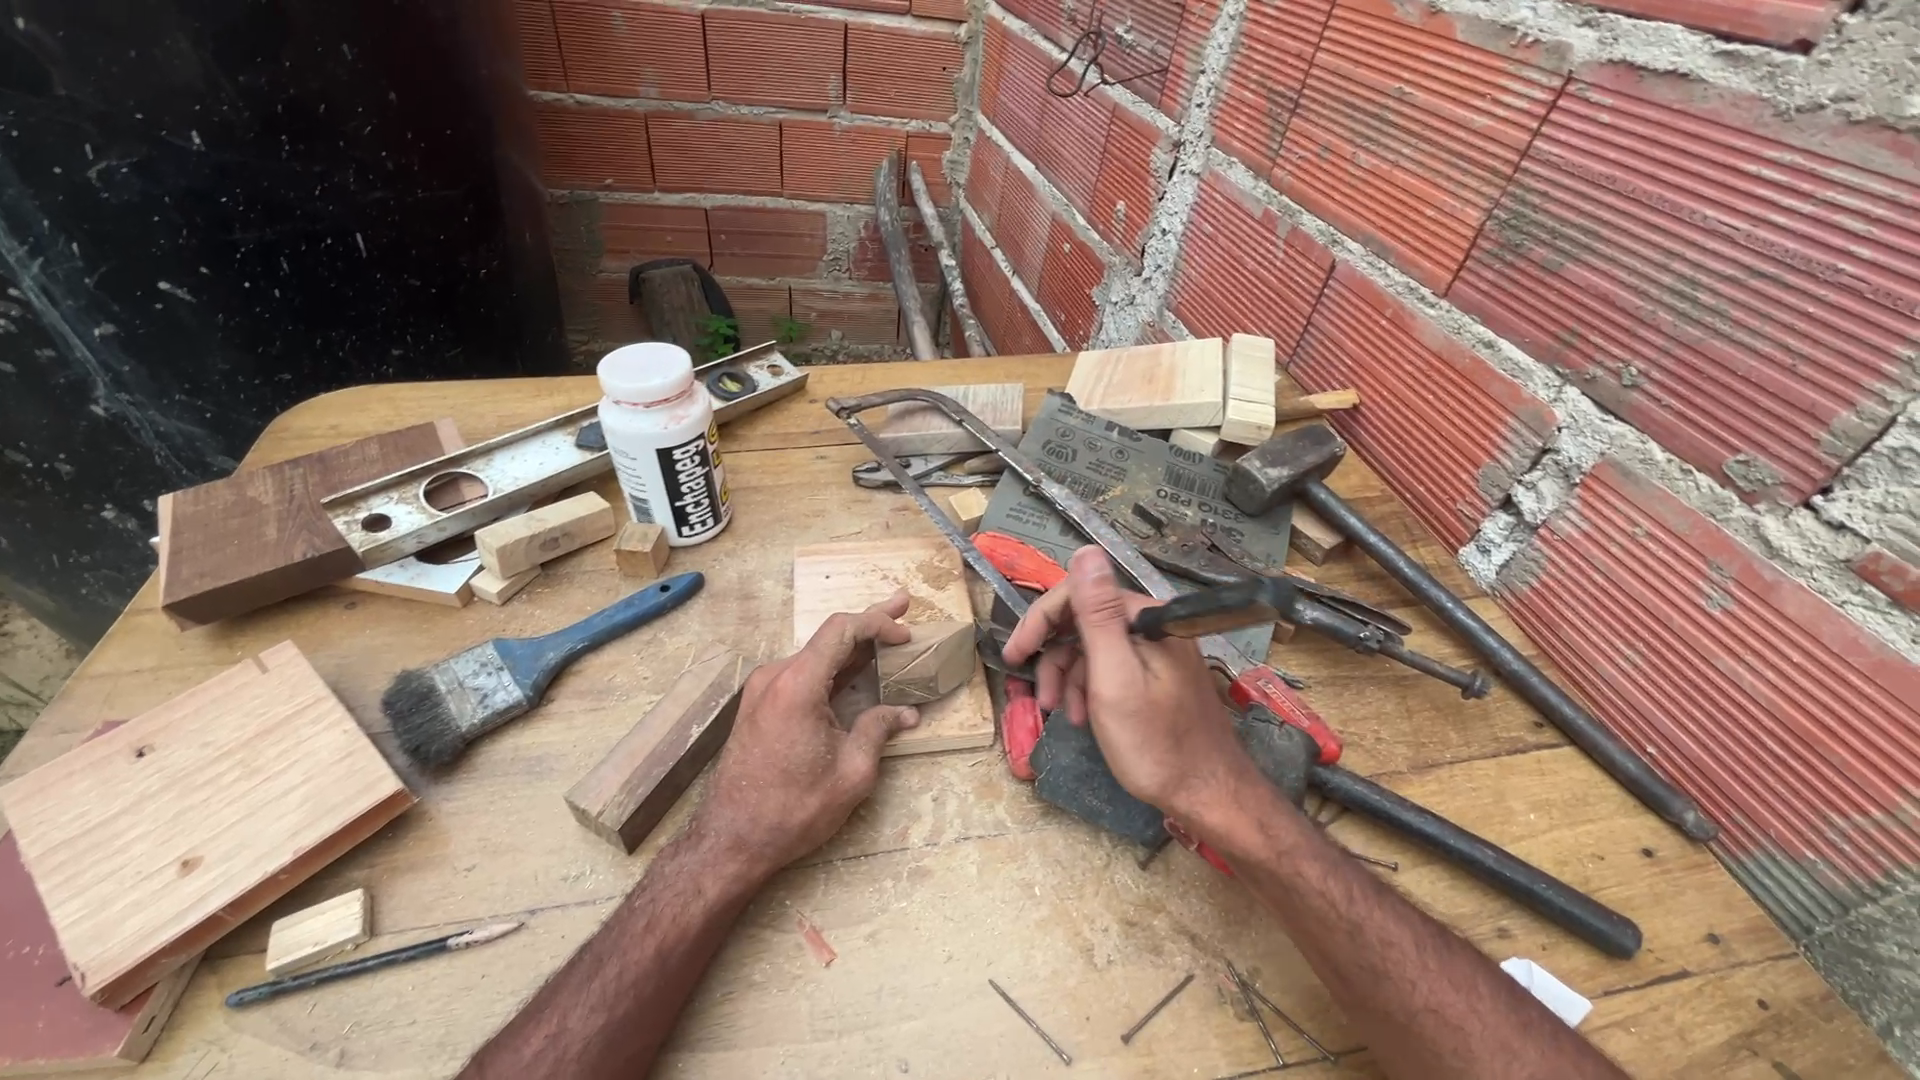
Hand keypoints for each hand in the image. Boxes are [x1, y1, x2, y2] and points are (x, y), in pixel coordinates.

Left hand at [695, 592, 921, 876]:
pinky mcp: (760, 705)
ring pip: (816, 654)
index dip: (877, 624)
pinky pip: (803, 673)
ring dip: (853, 647)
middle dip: (869, 623)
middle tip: (902, 605)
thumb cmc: (793, 810)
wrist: (731, 839)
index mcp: (797, 686)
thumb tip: (905, 713)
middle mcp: (775, 677)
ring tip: (887, 640)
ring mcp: (763, 690)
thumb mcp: (851, 774)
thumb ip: (878, 731)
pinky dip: (834, 667)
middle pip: (828, 636)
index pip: (841, 630)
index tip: (906, 635)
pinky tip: (856, 669)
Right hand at [1001, 546, 1254, 822]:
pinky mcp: (1155, 675)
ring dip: (1068, 678)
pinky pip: (1108, 669)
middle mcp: (1154, 625)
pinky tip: (1084, 717)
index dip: (1041, 621)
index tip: (1014, 654)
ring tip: (1061, 713)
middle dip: (1053, 656)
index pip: (1080, 595)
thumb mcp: (1115, 678)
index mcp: (1148, 617)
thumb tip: (1085, 550)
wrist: (1205, 795)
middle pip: (1084, 622)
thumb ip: (1097, 615)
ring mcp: (1156, 650)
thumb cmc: (1156, 743)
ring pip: (1091, 649)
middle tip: (1033, 690)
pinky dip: (1088, 690)